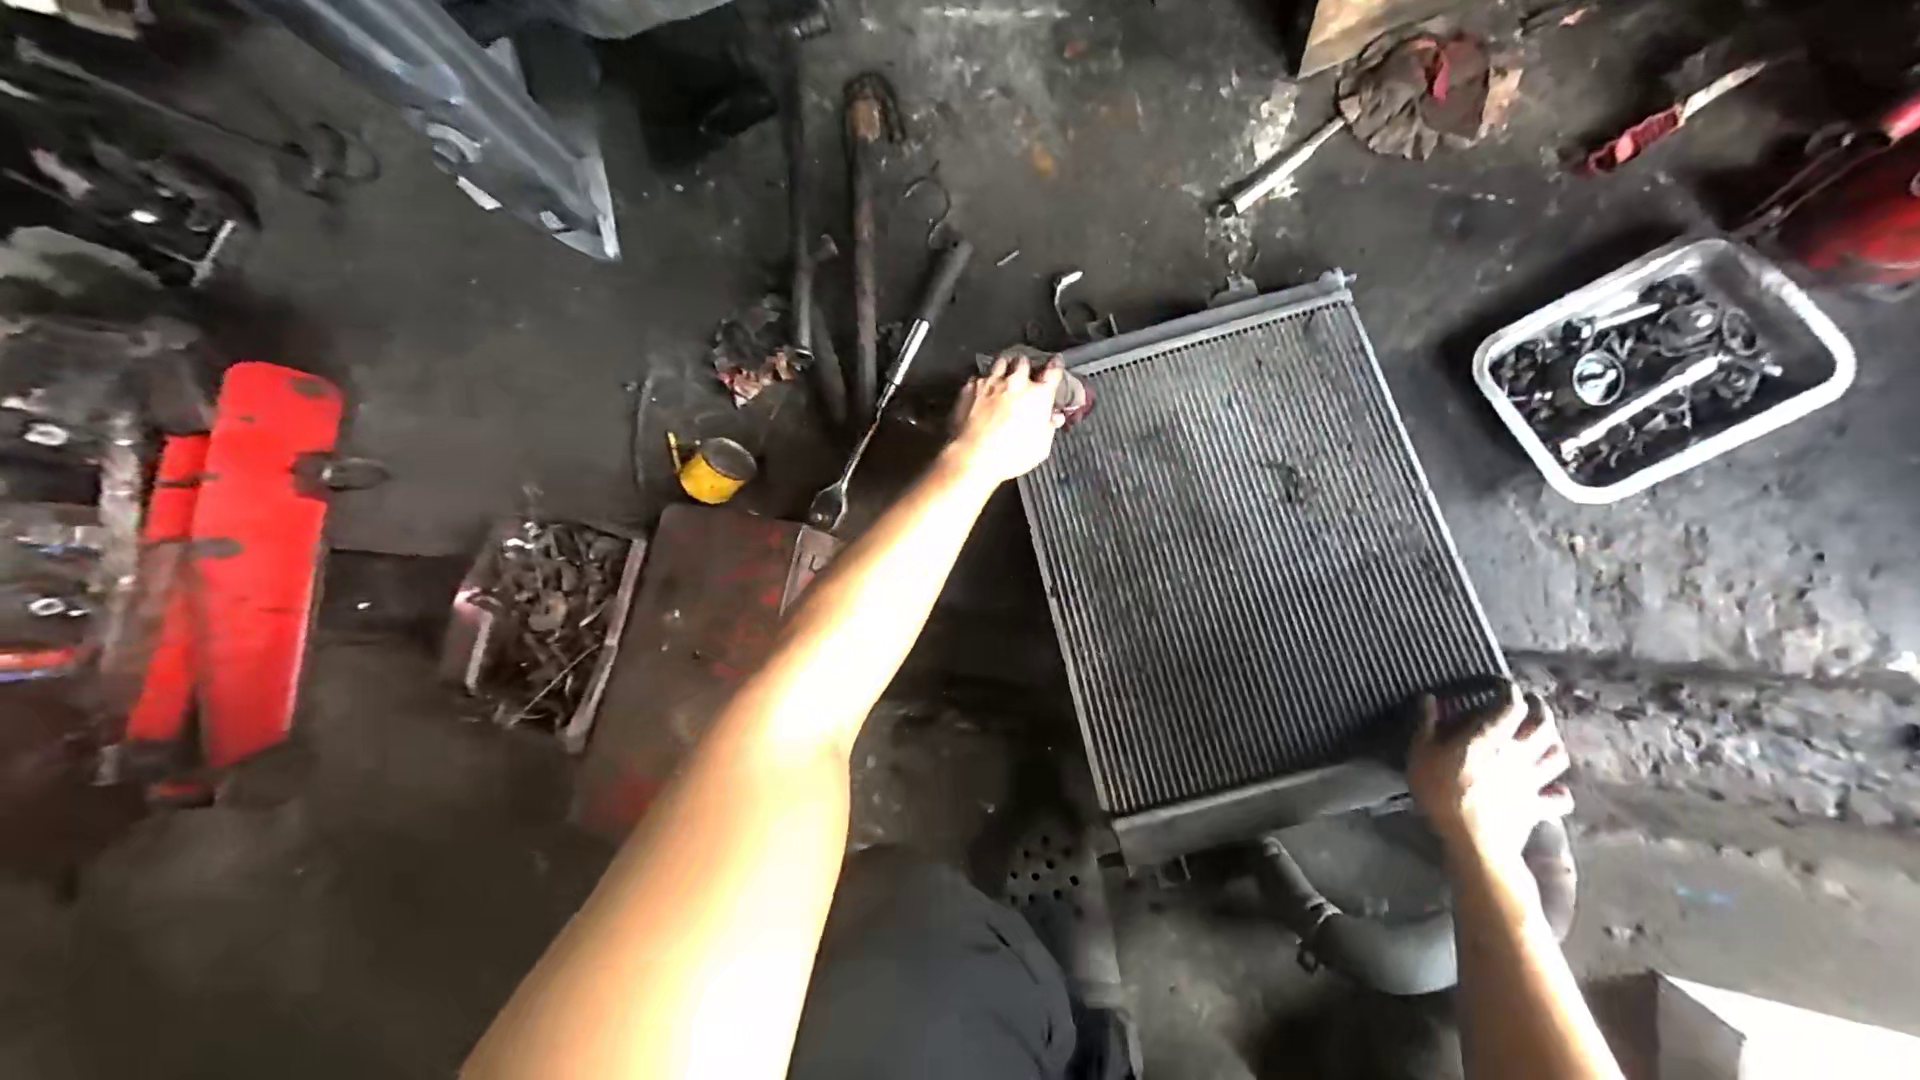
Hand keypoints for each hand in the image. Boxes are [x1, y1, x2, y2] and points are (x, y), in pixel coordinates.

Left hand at [943, 352, 1066, 482]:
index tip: (1055, 363)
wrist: (973, 457)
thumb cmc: (1011, 456)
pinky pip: (979, 377)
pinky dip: (983, 381)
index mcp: (1038, 395)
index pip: (1053, 371)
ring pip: (1000, 362)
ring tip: (1004, 374)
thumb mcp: (1040, 448)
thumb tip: (1054, 417)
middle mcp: (1016, 382)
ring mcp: (991, 383)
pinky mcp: (970, 388)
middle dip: (1025, 365)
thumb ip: (1049, 428)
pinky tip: (982, 389)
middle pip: (1024, 361)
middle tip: (1025, 372)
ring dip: (1005, 366)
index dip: (1055, 366)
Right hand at [1408, 682, 1573, 863]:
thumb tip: (1429, 697)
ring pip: (1557, 756)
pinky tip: (1552, 787)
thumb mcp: (1420, 752)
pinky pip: (1560, 797)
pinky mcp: (1539, 806)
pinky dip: (1559, 790)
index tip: (1500, 683)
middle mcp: (1519, 754)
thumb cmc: (1441, 791)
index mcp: (1490, 737)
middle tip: (1531, 702)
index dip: (1508, 690)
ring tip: (1545, 737)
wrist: (1473, 840)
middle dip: (1539, 709)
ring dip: (1554, 742)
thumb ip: (1427, 723)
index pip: (1510, 704)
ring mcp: (1533, 781)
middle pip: (1543, 725)